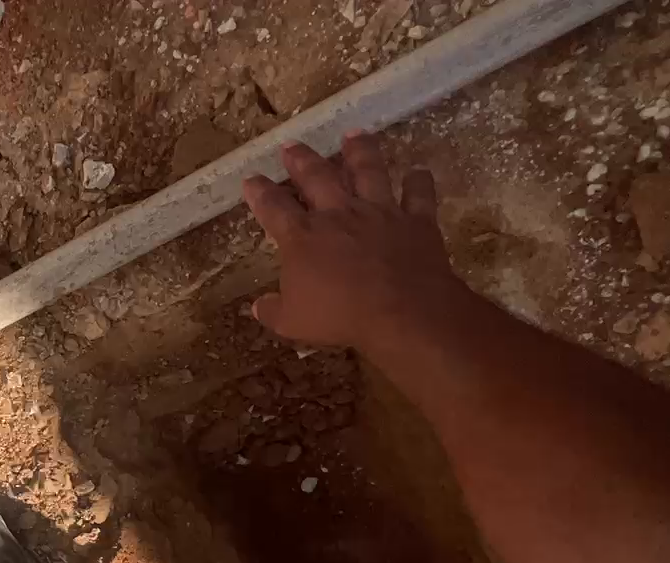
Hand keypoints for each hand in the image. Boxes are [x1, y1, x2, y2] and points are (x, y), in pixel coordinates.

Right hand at [242, 133, 470, 352]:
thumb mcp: (289, 321)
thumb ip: (271, 310)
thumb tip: (257, 306)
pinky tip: (417, 171)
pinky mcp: (416, 220)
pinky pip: (419, 193)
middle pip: (317, 177)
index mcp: (302, 238)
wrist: (401, 311)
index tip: (251, 179)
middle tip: (292, 145)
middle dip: (301, 160)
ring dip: (360, 151)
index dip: (259, 192)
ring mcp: (380, 212)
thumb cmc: (337, 316)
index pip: (273, 208)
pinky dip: (418, 181)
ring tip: (354, 134)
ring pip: (369, 171)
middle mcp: (339, 215)